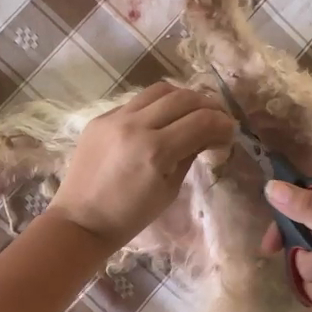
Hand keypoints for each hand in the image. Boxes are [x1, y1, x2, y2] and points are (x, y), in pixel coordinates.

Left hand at [47, 82, 237, 248]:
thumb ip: (189, 156)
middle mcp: (135, 126)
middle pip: (183, 98)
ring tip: (191, 112)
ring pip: (158, 91)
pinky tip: (161, 120)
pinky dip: (155, 106)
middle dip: (207, 105)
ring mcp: (114, 119)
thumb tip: (209, 135)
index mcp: (155, 151)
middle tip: (217, 117)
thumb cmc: (129, 216)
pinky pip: (135, 102)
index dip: (222, 123)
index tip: (230, 131)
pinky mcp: (100, 119)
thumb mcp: (168, 190)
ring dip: (182, 98)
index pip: (201, 121)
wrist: (81, 221)